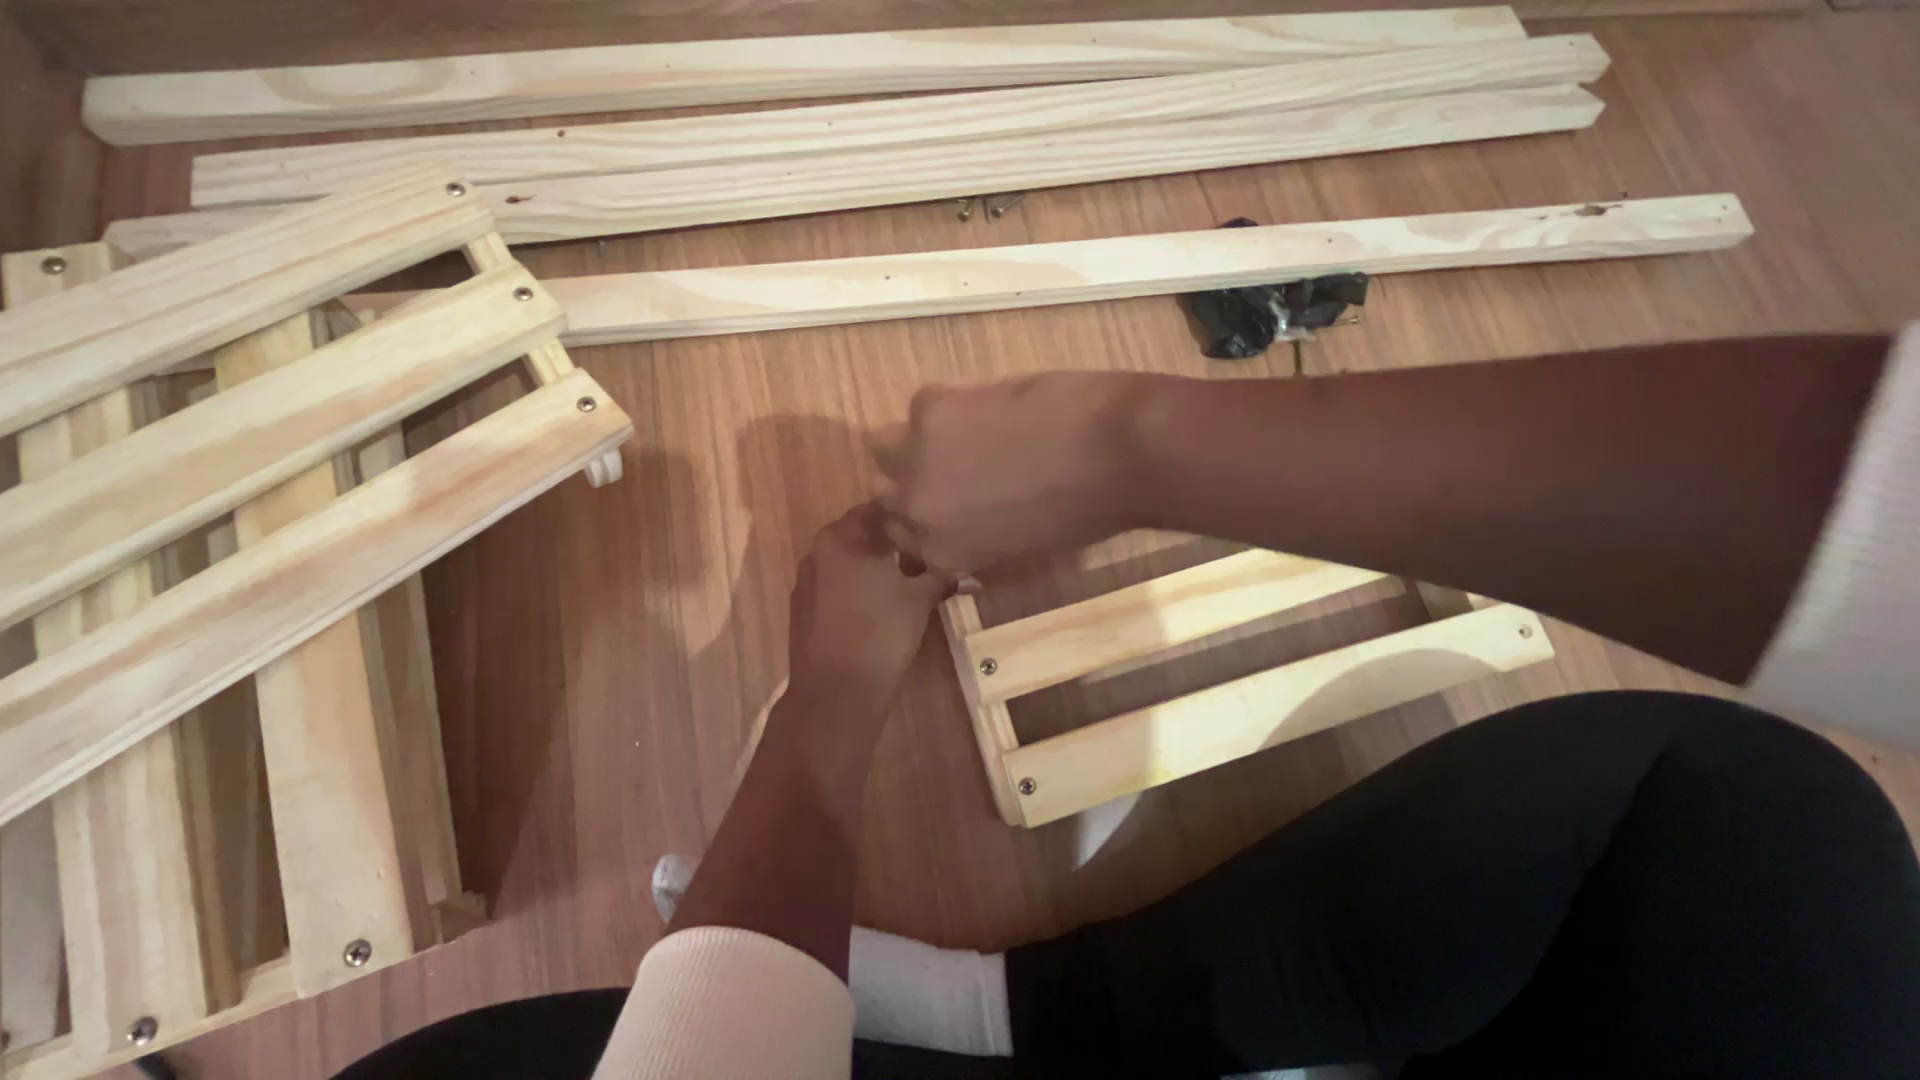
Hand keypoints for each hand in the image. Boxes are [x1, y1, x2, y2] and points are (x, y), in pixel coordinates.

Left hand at [786, 502, 954, 717]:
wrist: (835, 689)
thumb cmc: (881, 633)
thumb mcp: (918, 602)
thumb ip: (940, 581)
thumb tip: (971, 577)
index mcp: (847, 536)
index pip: (877, 509)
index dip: (903, 515)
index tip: (926, 526)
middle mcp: (820, 548)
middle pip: (857, 531)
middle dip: (886, 539)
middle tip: (918, 550)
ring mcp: (806, 577)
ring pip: (842, 557)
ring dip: (867, 562)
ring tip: (899, 576)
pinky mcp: (800, 604)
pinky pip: (830, 581)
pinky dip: (851, 584)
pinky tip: (873, 602)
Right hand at [870, 372, 1148, 570]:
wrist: (1116, 451)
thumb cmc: (1086, 510)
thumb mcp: (1022, 545)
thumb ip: (977, 537)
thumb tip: (964, 521)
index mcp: (943, 552)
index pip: (898, 537)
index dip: (914, 517)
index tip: (932, 500)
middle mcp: (916, 511)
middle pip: (883, 492)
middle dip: (906, 481)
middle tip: (947, 465)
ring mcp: (917, 459)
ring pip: (885, 444)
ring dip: (916, 441)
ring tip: (965, 432)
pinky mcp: (930, 406)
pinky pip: (919, 406)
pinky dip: (947, 407)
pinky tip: (987, 406)